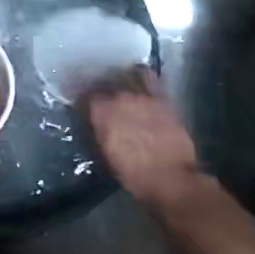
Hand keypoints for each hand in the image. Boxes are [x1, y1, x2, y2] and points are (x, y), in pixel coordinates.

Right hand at [82, 67, 201, 211]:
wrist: (171, 179)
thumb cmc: (134, 176)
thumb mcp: (107, 155)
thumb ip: (99, 132)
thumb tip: (96, 123)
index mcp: (101, 114)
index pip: (85, 98)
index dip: (83, 103)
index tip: (84, 108)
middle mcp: (118, 98)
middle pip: (103, 85)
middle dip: (100, 90)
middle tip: (101, 99)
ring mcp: (141, 95)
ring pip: (124, 77)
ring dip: (118, 81)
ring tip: (118, 86)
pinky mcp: (160, 97)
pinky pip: (148, 76)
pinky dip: (140, 74)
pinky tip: (138, 75)